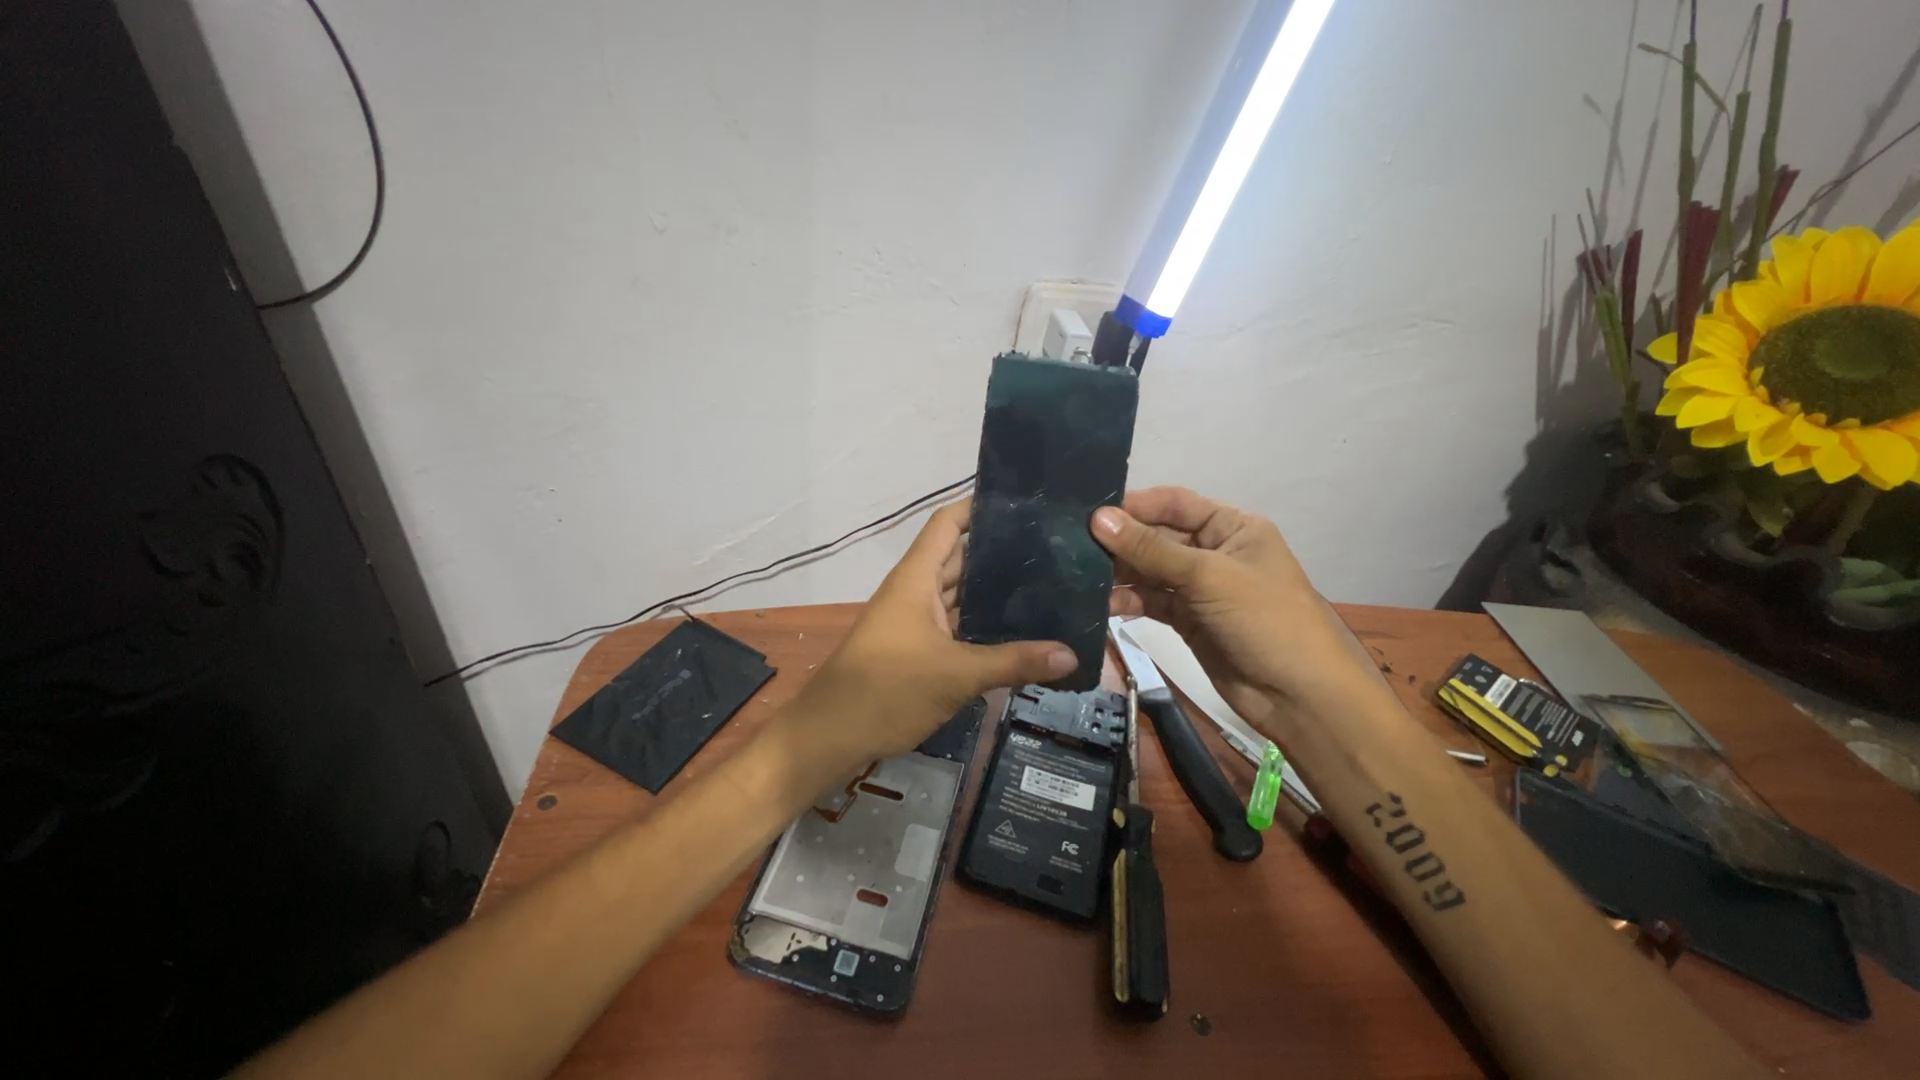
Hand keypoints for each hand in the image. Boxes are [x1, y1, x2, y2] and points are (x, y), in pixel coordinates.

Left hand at [774, 499, 1076, 781]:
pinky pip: (956, 626)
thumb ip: (1014, 663)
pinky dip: (982, 625)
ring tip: (1046, 583)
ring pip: (959, 595)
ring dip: (993, 591)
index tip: (1024, 503)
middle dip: (999, 551)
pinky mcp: (917, 651)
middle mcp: (915, 592)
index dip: (979, 507)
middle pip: (959, 558)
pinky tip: (1018, 631)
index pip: (948, 523)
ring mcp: (915, 623)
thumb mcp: (956, 675)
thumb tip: (1071, 655)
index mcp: (916, 579)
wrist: (830, 736)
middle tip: (1054, 547)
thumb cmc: (887, 690)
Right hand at [1093, 487, 1375, 728]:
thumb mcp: (1208, 577)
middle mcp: (1214, 551)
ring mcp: (1200, 588)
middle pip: (1158, 536)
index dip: (1135, 505)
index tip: (1088, 511)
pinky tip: (1101, 604)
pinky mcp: (1187, 620)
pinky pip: (1151, 601)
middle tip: (1070, 544)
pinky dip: (1128, 601)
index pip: (1175, 503)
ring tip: (1078, 575)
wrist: (1298, 696)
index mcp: (1232, 527)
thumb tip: (1098, 518)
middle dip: (1120, 540)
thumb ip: (1151, 549)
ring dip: (1119, 573)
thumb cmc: (1265, 620)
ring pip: (1150, 571)